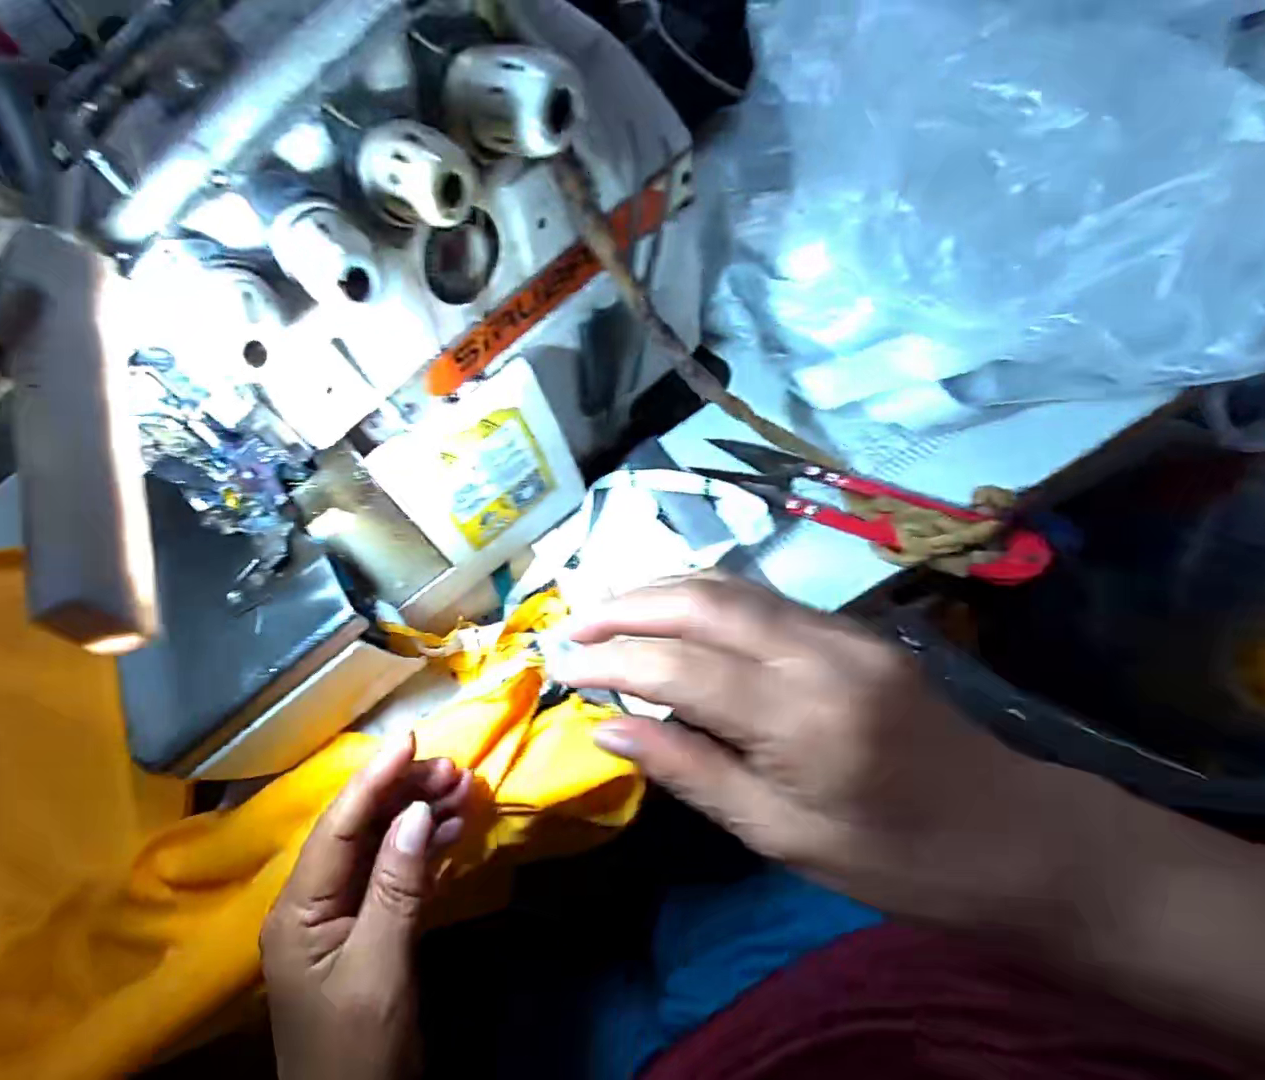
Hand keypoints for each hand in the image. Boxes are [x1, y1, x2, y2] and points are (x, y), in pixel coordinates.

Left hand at [260, 733, 473, 1079]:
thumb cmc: (360, 1057)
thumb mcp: (379, 974)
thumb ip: (395, 889)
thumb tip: (414, 813)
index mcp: (297, 907)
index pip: (337, 827)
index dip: (373, 780)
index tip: (409, 742)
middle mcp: (310, 900)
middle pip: (357, 831)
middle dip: (401, 794)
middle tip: (451, 769)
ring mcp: (336, 915)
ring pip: (377, 849)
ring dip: (416, 817)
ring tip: (459, 788)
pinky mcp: (363, 930)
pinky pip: (390, 877)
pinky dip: (420, 853)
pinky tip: (449, 830)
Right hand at [549, 575, 1090, 929]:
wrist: (1029, 843)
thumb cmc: (895, 859)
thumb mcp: (777, 835)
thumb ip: (686, 770)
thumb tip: (604, 728)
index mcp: (805, 720)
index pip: (677, 667)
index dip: (608, 662)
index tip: (561, 669)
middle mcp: (822, 656)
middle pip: (697, 604)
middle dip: (621, 609)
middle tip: (571, 631)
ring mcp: (840, 632)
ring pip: (722, 585)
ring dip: (651, 593)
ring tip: (601, 615)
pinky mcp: (847, 627)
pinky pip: (750, 594)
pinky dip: (690, 595)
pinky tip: (661, 613)